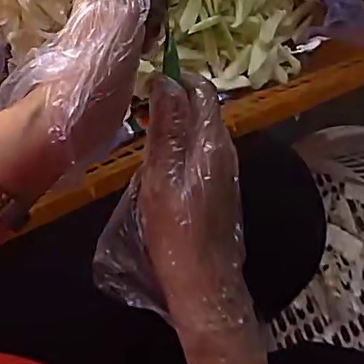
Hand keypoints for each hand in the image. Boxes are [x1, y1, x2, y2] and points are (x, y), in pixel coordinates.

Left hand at [0, 0, 167, 165]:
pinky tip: (153, 48)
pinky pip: (147, 28)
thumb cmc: (95, 59)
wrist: (74, 110)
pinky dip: (156, 32)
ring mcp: (115, 23)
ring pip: (148, 1)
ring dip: (161, 8)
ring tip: (157, 29)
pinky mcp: (122, 47)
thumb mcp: (121, 13)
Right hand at [135, 75, 254, 346]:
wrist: (205, 289)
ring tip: (143, 123)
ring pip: (199, 126)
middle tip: (139, 101)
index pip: (202, 89)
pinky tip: (158, 154)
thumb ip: (165, 127)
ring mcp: (225, 166)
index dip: (178, 75)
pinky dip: (180, 139)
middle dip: (173, 95)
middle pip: (202, 105)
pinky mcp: (219, 183)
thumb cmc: (177, 233)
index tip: (148, 75)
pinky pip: (199, 146)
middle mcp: (225, 148)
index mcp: (213, 142)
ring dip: (175, 117)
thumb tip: (165, 79)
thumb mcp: (161, 177)